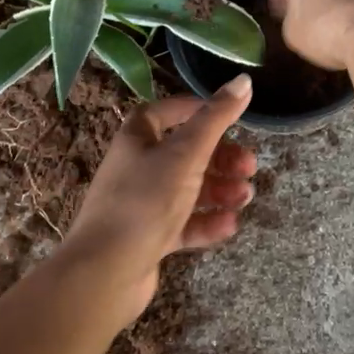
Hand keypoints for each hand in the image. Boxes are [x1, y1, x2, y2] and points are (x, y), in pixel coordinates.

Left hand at [55, 75, 256, 328]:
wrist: (105, 273)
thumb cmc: (145, 200)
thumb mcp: (187, 152)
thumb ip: (217, 117)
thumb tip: (244, 79)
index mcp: (137, 139)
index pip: (166, 112)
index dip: (196, 111)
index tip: (229, 118)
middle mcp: (137, 168)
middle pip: (185, 153)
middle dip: (221, 158)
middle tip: (249, 166)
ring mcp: (142, 206)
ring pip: (188, 189)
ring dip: (219, 190)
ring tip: (245, 198)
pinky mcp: (149, 239)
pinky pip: (184, 223)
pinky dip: (207, 222)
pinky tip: (229, 226)